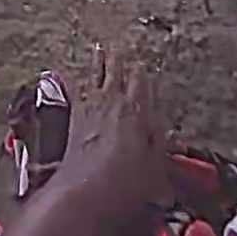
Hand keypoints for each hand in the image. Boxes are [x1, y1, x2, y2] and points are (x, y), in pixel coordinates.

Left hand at [52, 48, 171, 218]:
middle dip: (118, 59)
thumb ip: (159, 146)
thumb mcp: (154, 168)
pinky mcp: (75, 114)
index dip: (141, 72)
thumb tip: (166, 133)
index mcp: (136, 110)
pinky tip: (70, 73)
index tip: (142, 62)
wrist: (87, 187)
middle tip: (117, 47)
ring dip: (98, 61)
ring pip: (96, 74)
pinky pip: (74, 89)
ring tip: (99, 48)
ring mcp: (92, 104)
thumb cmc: (126, 181)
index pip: (140, 83)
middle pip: (116, 72)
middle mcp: (114, 101)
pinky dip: (73, 79)